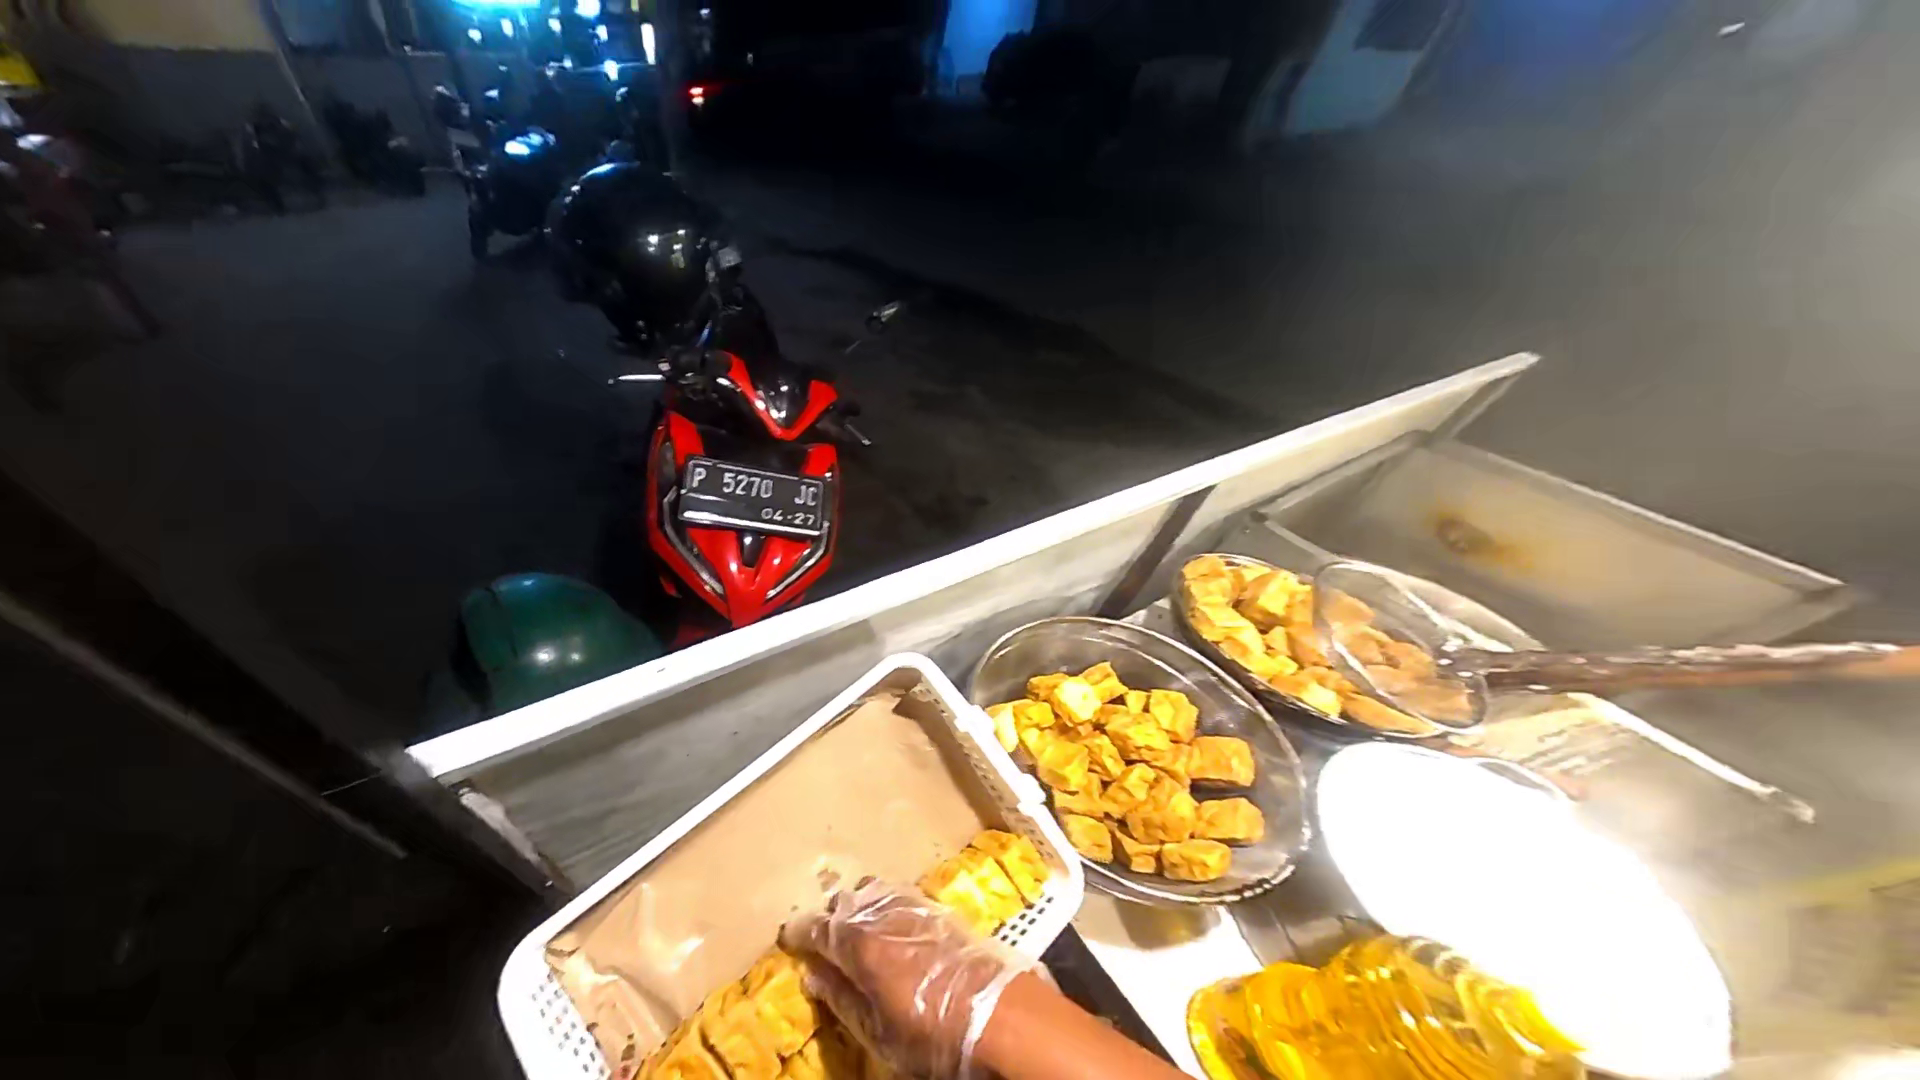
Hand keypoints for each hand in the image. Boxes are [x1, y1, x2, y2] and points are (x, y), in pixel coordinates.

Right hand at [780, 879, 1034, 1079]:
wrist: (997, 1014)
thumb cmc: (932, 1034)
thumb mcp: (878, 1030)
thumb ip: (843, 997)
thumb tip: (814, 973)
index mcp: (863, 945)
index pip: (821, 927)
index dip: (802, 930)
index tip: (791, 936)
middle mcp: (886, 915)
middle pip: (849, 902)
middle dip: (833, 915)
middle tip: (825, 936)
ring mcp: (915, 907)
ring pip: (876, 892)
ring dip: (861, 906)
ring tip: (856, 927)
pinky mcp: (940, 909)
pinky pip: (901, 895)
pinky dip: (886, 904)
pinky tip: (889, 923)